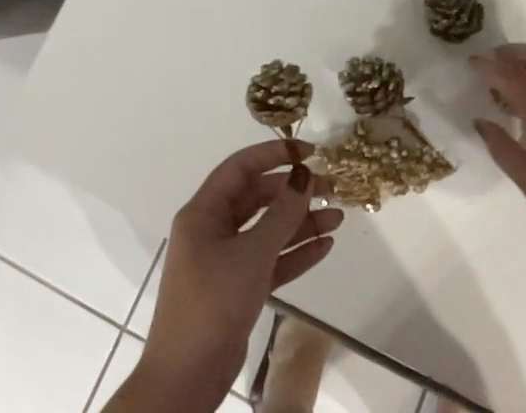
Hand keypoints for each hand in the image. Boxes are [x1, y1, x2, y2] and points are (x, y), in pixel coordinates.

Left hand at [132, 141, 342, 409]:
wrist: (187, 374)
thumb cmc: (213, 302)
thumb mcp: (251, 254)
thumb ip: (281, 215)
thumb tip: (303, 175)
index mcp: (202, 212)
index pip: (240, 169)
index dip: (273, 154)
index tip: (309, 151)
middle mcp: (212, 230)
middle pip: (256, 198)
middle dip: (293, 191)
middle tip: (331, 187)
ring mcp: (224, 260)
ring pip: (267, 231)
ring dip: (300, 223)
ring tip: (338, 216)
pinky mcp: (237, 288)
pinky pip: (270, 260)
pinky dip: (295, 253)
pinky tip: (324, 246)